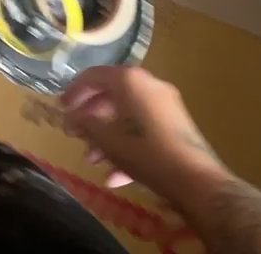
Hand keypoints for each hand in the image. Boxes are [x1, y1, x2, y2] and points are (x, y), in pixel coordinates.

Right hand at [61, 66, 228, 200]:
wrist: (199, 183)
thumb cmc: (147, 153)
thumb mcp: (108, 139)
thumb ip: (85, 123)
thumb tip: (71, 117)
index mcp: (130, 80)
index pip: (93, 76)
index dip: (74, 91)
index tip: (61, 107)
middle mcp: (149, 85)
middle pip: (110, 97)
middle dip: (91, 119)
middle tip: (77, 134)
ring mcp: (166, 106)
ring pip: (127, 116)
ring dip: (108, 137)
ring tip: (94, 160)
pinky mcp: (177, 126)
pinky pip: (144, 129)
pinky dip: (128, 146)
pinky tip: (116, 175)